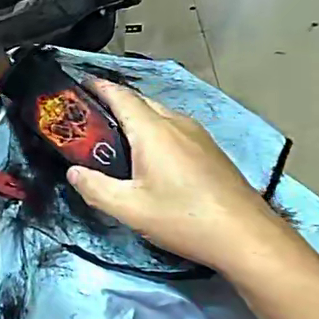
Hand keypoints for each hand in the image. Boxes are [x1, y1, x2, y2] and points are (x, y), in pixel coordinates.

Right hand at [65, 79, 294, 274]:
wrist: (243, 233)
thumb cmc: (184, 218)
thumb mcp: (130, 209)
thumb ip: (96, 188)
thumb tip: (74, 173)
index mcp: (153, 130)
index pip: (121, 96)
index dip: (99, 87)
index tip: (81, 84)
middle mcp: (177, 123)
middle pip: (142, 102)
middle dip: (116, 103)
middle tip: (93, 119)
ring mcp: (198, 135)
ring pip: (161, 115)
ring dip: (138, 118)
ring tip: (118, 138)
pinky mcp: (210, 150)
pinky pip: (177, 129)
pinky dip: (157, 132)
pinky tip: (153, 156)